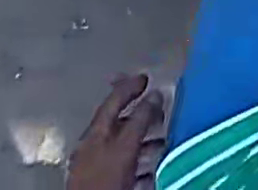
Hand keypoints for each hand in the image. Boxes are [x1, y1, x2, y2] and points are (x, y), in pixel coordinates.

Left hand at [66, 73, 165, 189]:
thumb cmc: (107, 180)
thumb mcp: (126, 145)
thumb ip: (141, 118)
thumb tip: (156, 92)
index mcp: (95, 132)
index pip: (113, 100)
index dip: (130, 86)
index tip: (147, 78)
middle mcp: (93, 146)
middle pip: (119, 122)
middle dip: (142, 114)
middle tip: (161, 109)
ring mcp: (97, 167)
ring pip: (124, 145)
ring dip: (144, 139)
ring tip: (164, 140)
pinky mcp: (105, 185)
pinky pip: (125, 166)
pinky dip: (140, 161)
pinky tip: (153, 166)